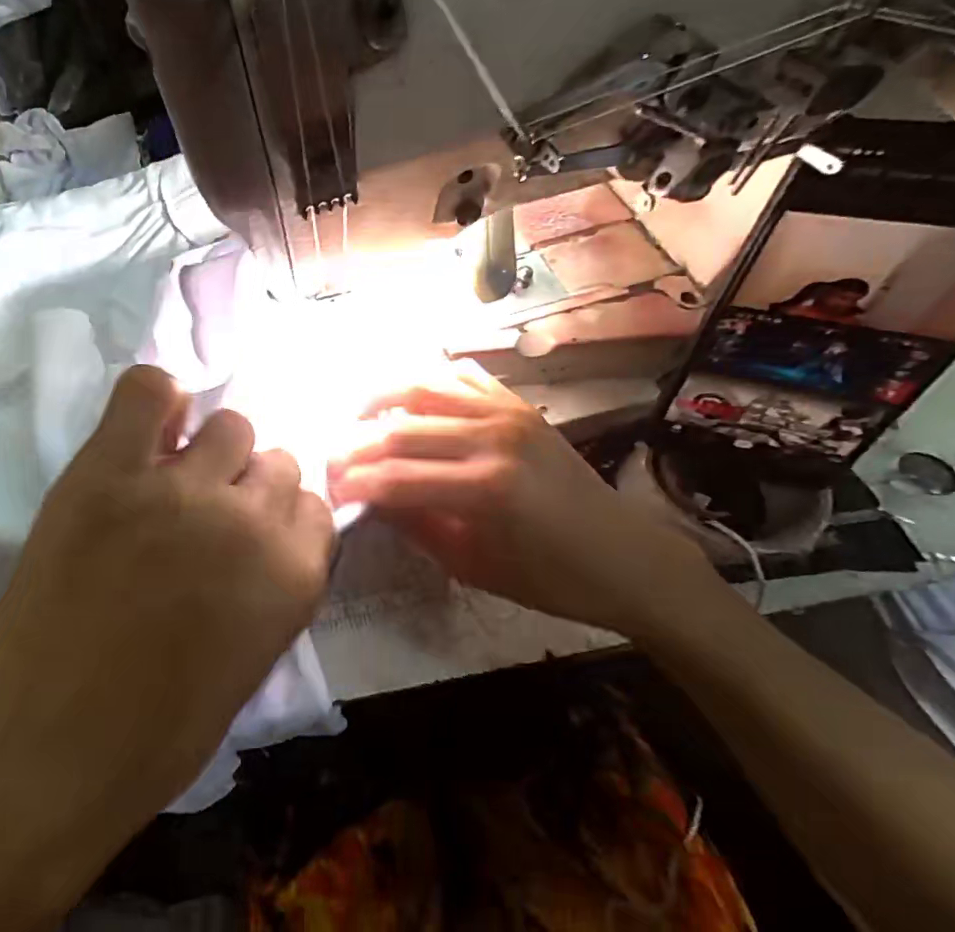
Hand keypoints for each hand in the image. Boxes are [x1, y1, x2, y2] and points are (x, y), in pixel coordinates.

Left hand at [0, 366, 333, 928]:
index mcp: (294, 574)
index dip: (280, 519)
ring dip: (209, 453)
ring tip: (170, 486)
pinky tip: (143, 435)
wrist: (48, 747)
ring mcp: (178, 489)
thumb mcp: (251, 658)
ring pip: (227, 425)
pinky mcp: (108, 471)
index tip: (251, 536)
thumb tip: (263, 533)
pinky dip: (155, 402)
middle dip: (248, 487)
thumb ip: (271, 584)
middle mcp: (249, 519)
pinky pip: (148, 390)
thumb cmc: (157, 730)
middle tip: (206, 516)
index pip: (314, 506)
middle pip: (275, 460)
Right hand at [327, 367, 717, 637]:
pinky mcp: (519, 404)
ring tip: (356, 420)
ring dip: (380, 401)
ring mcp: (507, 412)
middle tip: (331, 462)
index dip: (352, 484)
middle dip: (354, 446)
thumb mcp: (472, 565)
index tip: (329, 493)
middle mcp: (492, 437)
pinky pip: (461, 376)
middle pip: (399, 429)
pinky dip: (426, 381)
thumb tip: (369, 500)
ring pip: (423, 388)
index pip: (394, 477)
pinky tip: (407, 399)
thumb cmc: (550, 577)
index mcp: (484, 488)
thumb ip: (416, 525)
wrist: (625, 556)